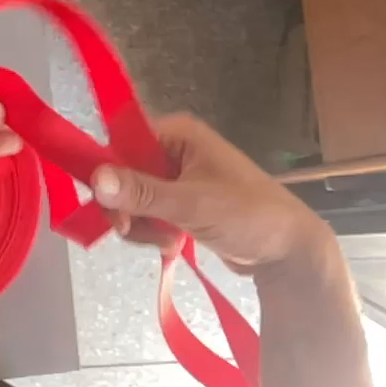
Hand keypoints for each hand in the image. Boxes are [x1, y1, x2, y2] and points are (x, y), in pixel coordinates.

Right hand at [90, 113, 335, 275]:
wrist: (289, 252)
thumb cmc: (248, 217)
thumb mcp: (191, 205)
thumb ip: (142, 193)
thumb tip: (96, 179)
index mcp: (178, 134)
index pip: (123, 141)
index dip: (110, 171)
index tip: (109, 204)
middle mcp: (175, 150)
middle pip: (123, 174)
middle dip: (126, 207)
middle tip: (132, 230)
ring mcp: (177, 179)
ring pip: (133, 199)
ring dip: (141, 225)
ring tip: (166, 240)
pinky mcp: (181, 204)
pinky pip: (148, 214)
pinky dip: (154, 232)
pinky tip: (173, 244)